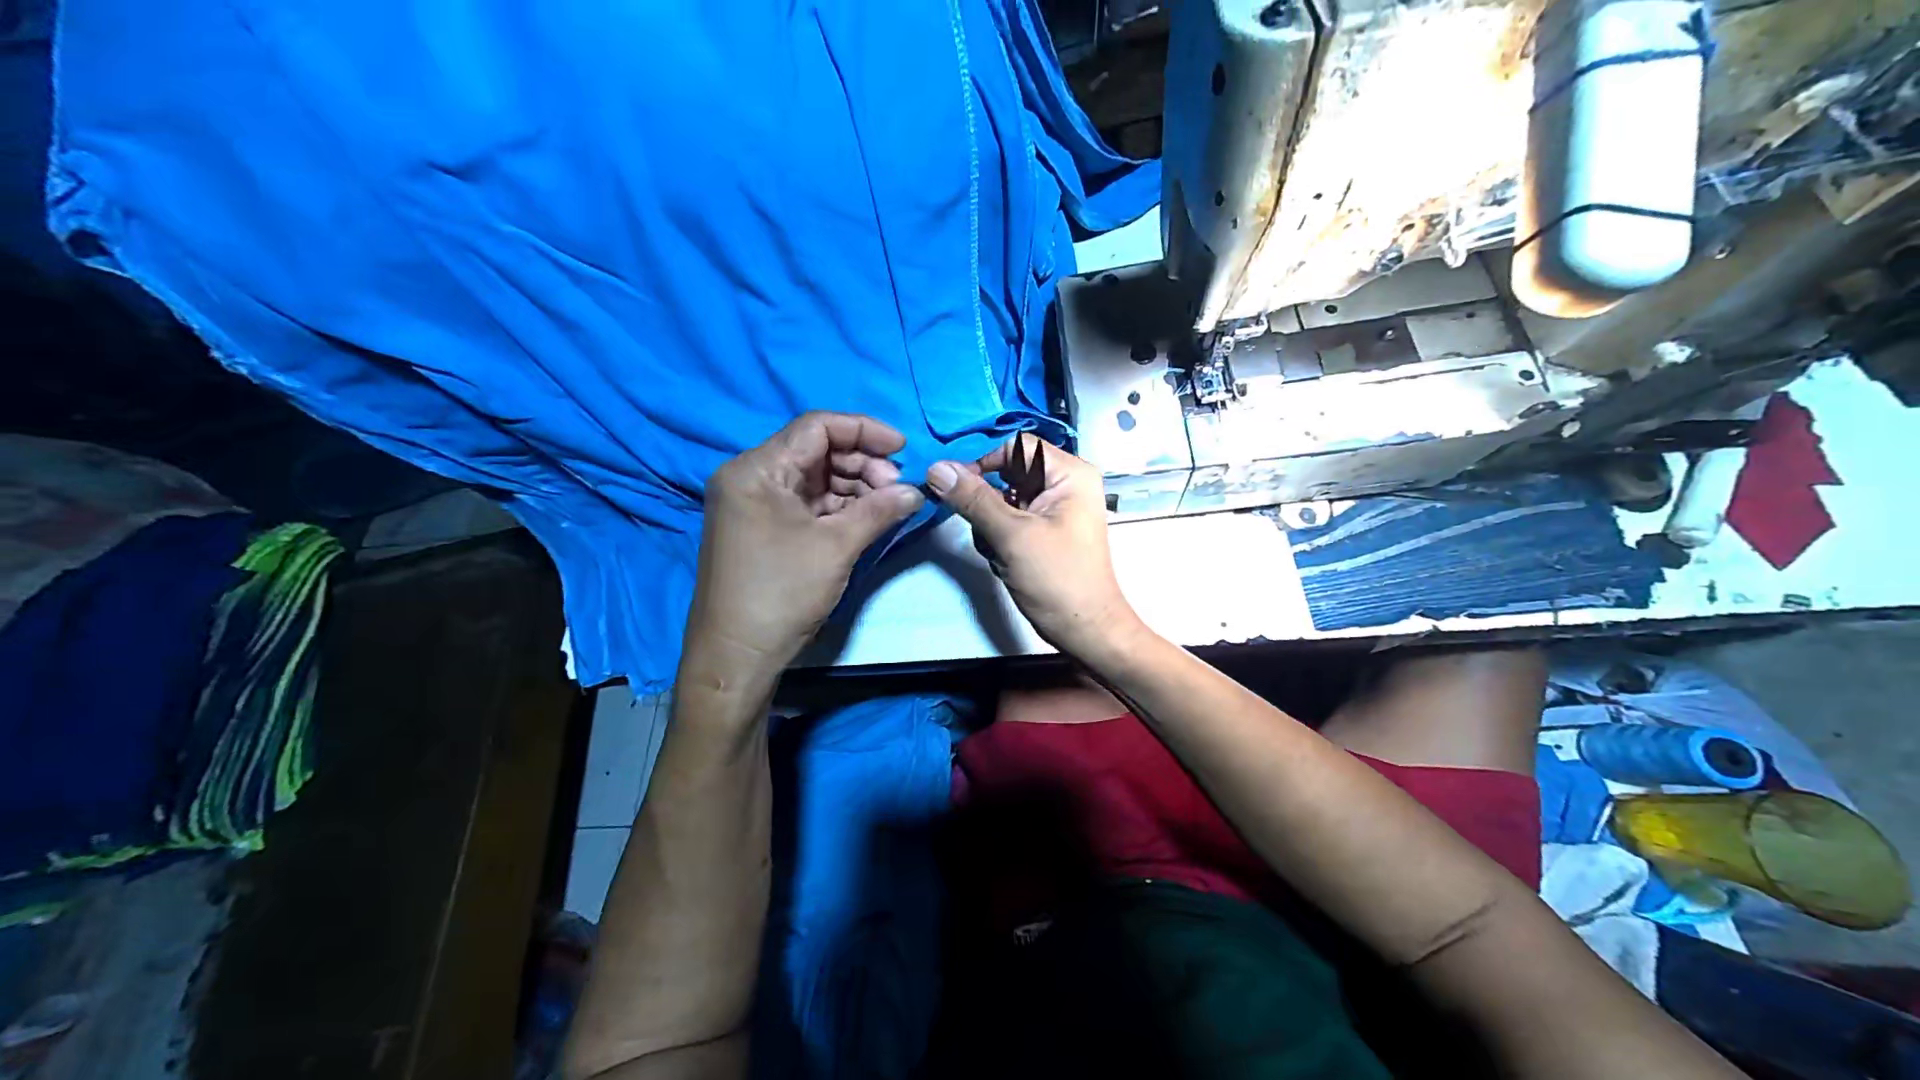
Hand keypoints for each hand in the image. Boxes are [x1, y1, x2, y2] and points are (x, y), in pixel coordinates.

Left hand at [686, 412, 923, 681]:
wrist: (736, 655)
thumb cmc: (781, 593)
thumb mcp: (836, 546)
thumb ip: (879, 510)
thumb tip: (916, 491)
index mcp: (756, 469)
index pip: (816, 427)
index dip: (864, 430)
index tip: (902, 448)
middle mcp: (750, 476)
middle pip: (816, 450)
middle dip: (862, 464)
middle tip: (896, 489)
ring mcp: (754, 503)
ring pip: (814, 478)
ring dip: (853, 486)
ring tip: (887, 506)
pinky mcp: (762, 526)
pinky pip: (805, 502)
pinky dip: (837, 506)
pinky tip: (866, 517)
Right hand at [925, 435, 1145, 664]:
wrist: (1084, 630)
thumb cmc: (1058, 579)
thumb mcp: (1012, 536)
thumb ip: (973, 499)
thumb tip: (937, 468)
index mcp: (1070, 473)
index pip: (1015, 446)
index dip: (984, 460)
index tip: (955, 485)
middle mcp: (1063, 483)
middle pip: (1006, 472)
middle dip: (986, 501)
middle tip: (983, 528)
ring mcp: (1052, 508)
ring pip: (1002, 499)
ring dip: (989, 524)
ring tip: (999, 550)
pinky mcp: (1042, 530)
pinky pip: (1007, 519)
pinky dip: (997, 537)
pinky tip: (1003, 559)